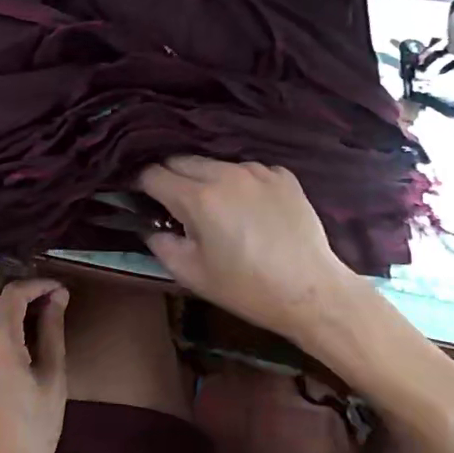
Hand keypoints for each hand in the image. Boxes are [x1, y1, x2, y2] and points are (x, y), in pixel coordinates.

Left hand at [0, 275, 70, 452]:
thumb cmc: (30, 431)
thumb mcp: (52, 379)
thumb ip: (53, 330)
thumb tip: (58, 296)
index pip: (16, 290)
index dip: (41, 283)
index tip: (63, 290)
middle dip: (21, 284)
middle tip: (50, 295)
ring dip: (8, 298)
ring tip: (41, 312)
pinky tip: (22, 330)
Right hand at [136, 157, 363, 342]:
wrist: (312, 292)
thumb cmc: (247, 288)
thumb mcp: (192, 275)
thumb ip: (161, 245)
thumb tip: (150, 227)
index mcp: (198, 198)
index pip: (153, 174)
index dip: (141, 185)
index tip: (142, 198)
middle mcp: (225, 174)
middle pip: (181, 160)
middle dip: (170, 177)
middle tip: (174, 205)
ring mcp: (257, 171)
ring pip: (215, 164)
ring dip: (205, 179)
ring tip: (216, 208)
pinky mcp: (283, 176)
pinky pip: (248, 171)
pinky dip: (240, 184)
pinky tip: (249, 209)